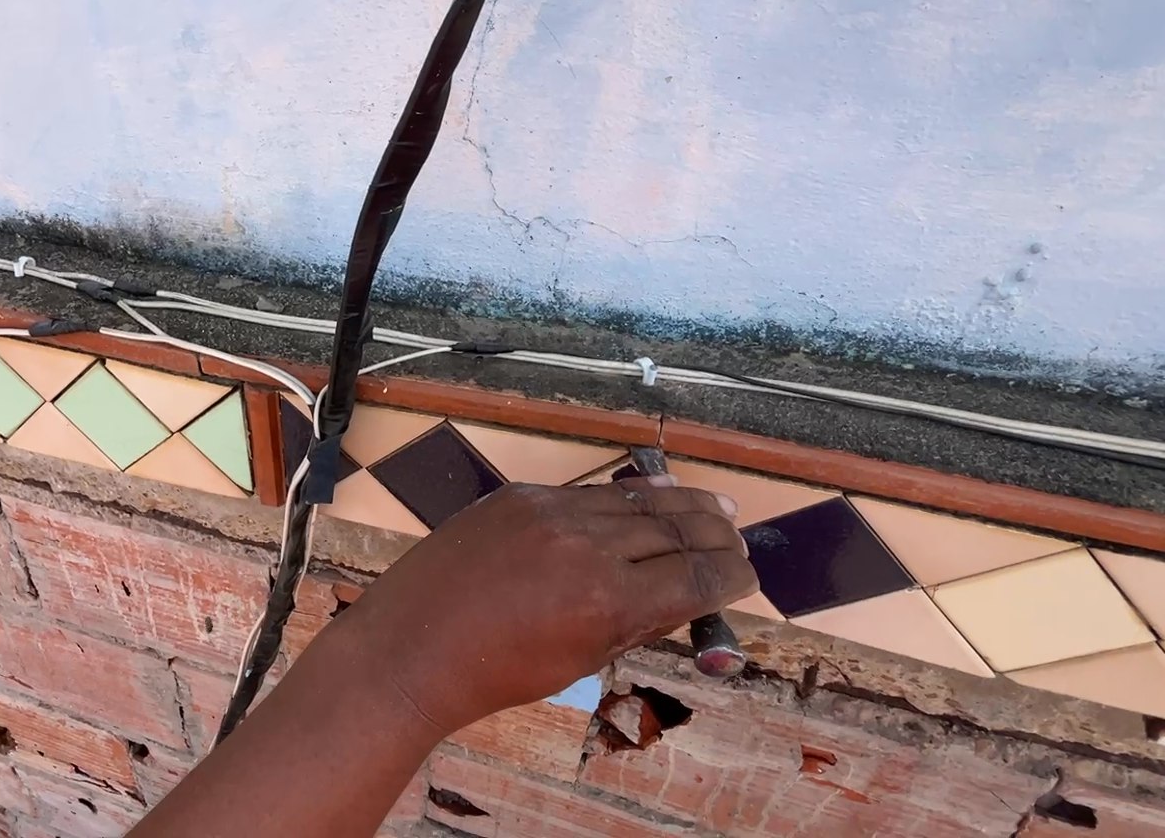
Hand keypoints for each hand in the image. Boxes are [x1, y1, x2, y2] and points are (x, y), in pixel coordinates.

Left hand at [320, 474, 756, 735]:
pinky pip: (586, 492)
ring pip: (633, 503)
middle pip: (672, 531)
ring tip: (715, 506)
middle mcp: (587, 547)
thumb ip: (633, 623)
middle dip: (714, 534)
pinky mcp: (520, 495)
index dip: (729, 575)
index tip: (748, 573)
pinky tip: (649, 492)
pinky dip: (626, 495)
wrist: (416, 642)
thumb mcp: (578, 661)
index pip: (693, 578)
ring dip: (681, 504)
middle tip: (739, 534)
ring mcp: (550, 512)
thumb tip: (679, 596)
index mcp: (609, 602)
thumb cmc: (497, 671)